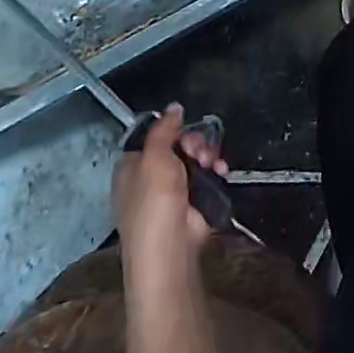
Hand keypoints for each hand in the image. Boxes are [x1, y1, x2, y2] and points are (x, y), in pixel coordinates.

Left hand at [113, 105, 227, 273]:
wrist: (171, 246)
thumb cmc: (154, 202)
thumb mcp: (154, 159)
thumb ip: (164, 131)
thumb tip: (174, 106)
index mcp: (132, 169)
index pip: (152, 139)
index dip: (170, 131)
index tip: (184, 130)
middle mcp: (150, 178)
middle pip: (178, 146)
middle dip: (194, 143)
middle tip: (200, 150)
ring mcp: (173, 190)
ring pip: (196, 158)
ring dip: (208, 155)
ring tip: (213, 162)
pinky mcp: (195, 199)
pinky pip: (208, 175)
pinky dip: (216, 170)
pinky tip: (222, 171)